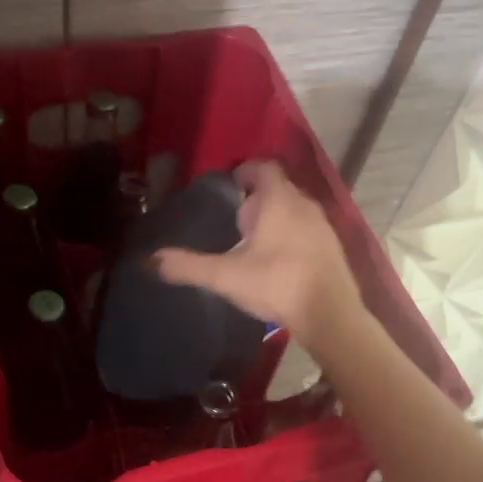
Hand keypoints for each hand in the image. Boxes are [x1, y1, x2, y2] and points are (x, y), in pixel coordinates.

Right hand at [152, 161, 365, 345]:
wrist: (329, 314)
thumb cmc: (277, 284)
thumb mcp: (226, 277)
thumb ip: (189, 267)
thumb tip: (150, 261)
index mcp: (278, 200)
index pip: (262, 168)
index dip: (245, 172)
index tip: (229, 188)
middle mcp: (304, 204)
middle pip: (279, 189)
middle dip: (257, 199)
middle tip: (236, 221)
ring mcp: (323, 226)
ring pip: (295, 210)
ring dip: (276, 219)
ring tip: (254, 243)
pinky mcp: (333, 248)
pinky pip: (307, 231)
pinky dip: (292, 237)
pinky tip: (279, 262)